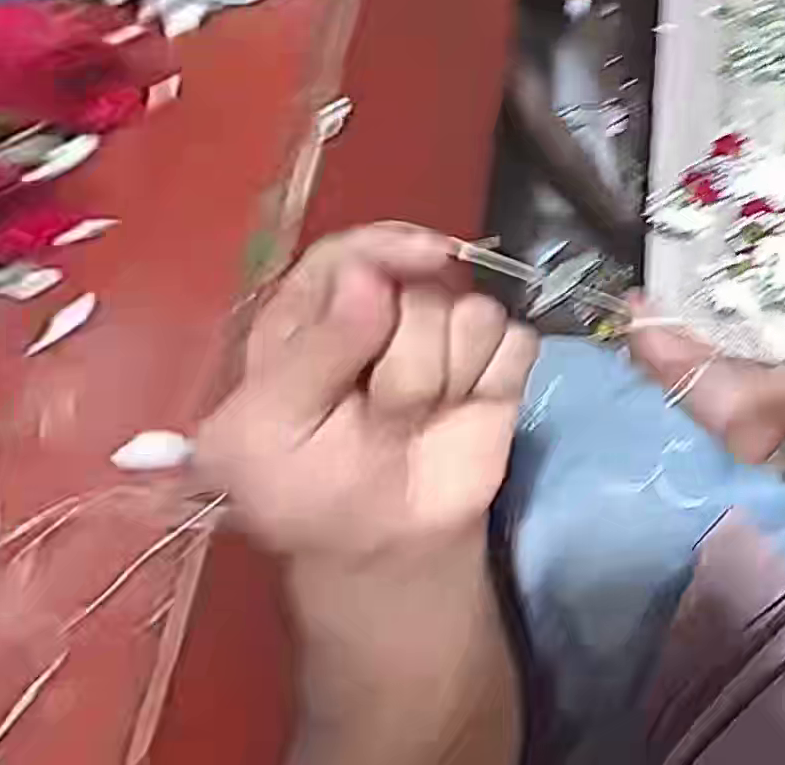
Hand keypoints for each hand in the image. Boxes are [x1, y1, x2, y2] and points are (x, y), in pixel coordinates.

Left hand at [196, 224, 538, 566]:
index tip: (424, 261)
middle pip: (427, 289)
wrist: (391, 538)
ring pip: (479, 313)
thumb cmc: (309, 488)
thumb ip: (312, 353)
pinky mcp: (504, 361)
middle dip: (410, 357)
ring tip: (425, 414)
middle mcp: (392, 314)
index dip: (388, 248)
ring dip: (453, 375)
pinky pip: (520, 341)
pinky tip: (471, 405)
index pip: (354, 252)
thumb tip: (370, 279)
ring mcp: (454, 336)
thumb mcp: (265, 434)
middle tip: (383, 409)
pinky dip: (497, 378)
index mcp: (317, 318)